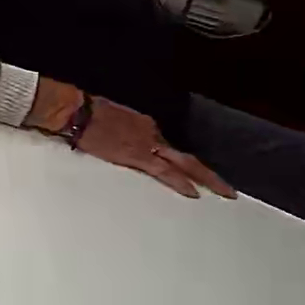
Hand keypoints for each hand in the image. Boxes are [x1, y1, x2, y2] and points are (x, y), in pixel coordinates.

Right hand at [27, 78, 235, 199]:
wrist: (78, 112)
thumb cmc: (84, 110)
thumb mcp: (108, 114)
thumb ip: (118, 127)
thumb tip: (114, 136)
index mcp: (143, 123)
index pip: (161, 143)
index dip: (171, 158)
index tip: (175, 170)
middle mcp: (152, 133)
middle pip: (184, 156)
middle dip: (207, 173)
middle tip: (227, 189)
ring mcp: (146, 145)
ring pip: (182, 164)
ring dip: (204, 179)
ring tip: (223, 192)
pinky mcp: (136, 156)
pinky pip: (163, 171)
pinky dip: (179, 182)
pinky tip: (193, 193)